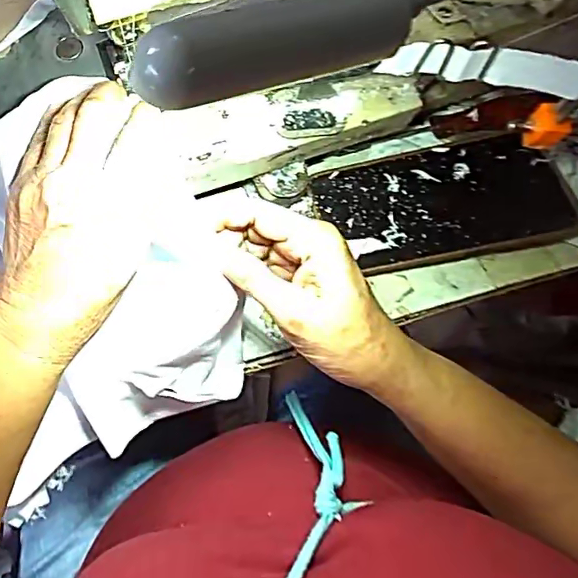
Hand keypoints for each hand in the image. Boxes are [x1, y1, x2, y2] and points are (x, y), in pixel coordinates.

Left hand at [0, 81, 157, 371]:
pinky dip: (53, 119)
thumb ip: (144, 202)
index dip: (144, 117)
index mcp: (109, 205)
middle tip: (120, 93)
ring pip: (61, 120)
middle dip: (110, 96)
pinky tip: (62, 114)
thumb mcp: (133, 250)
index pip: (132, 140)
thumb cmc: (84, 295)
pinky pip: (37, 138)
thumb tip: (151, 165)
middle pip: (93, 117)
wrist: (34, 313)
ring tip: (93, 95)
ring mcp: (41, 182)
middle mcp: (72, 186)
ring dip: (80, 100)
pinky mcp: (21, 186)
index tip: (148, 113)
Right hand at [202, 194, 416, 388]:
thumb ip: (253, 278)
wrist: (378, 365)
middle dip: (227, 239)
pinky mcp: (299, 271)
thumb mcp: (294, 312)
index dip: (225, 219)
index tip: (199, 233)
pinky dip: (246, 269)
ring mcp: (305, 255)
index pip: (259, 213)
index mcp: (316, 239)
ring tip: (215, 270)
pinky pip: (264, 260)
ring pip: (256, 243)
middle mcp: (311, 240)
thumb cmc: (354, 342)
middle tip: (202, 256)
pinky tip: (233, 279)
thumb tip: (219, 254)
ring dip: (235, 255)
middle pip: (255, 225)